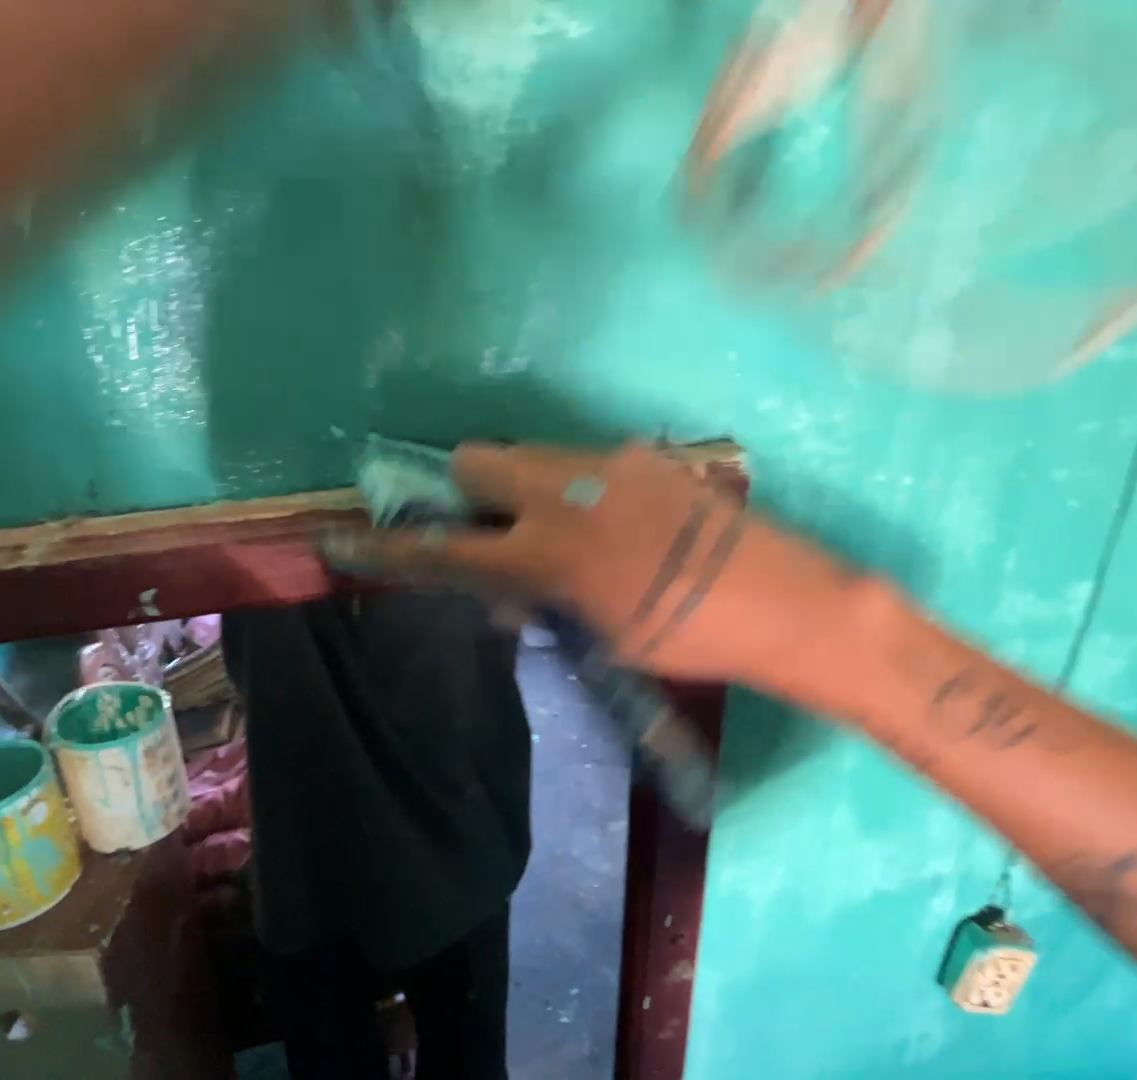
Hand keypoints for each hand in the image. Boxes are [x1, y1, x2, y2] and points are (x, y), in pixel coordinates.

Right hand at [321, 442, 891, 710]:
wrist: (790, 604)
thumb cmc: (690, 641)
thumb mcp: (600, 637)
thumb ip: (539, 600)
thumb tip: (501, 585)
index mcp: (553, 554)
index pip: (448, 551)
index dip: (392, 550)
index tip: (345, 538)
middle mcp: (570, 491)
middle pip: (476, 461)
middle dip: (467, 494)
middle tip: (492, 533)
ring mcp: (611, 462)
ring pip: (529, 456)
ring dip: (520, 488)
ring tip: (560, 531)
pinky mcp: (647, 454)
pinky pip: (580, 460)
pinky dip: (571, 487)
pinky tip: (611, 522)